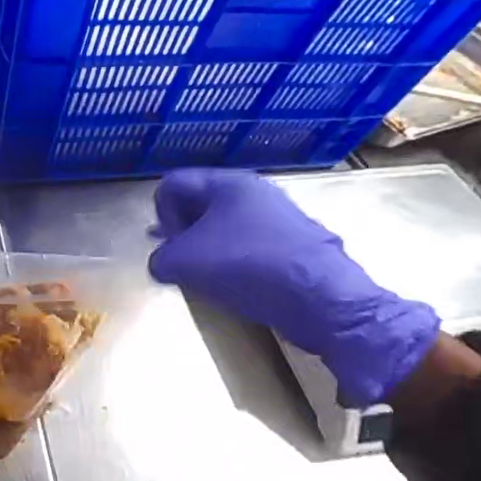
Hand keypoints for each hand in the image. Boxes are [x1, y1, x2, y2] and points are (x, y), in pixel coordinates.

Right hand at [147, 168, 440, 407]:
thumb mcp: (184, 262)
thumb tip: (163, 263)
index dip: (160, 212)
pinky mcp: (290, 245)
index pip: (174, 183)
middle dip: (180, 230)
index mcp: (227, 182)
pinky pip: (247, 246)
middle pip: (199, 203)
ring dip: (205, 249)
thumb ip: (159, 259)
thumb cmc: (246, 265)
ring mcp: (276, 218)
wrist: (320, 297)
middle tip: (175, 259)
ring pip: (224, 226)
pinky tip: (230, 284)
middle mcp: (254, 191)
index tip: (167, 242)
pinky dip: (231, 262)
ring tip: (198, 275)